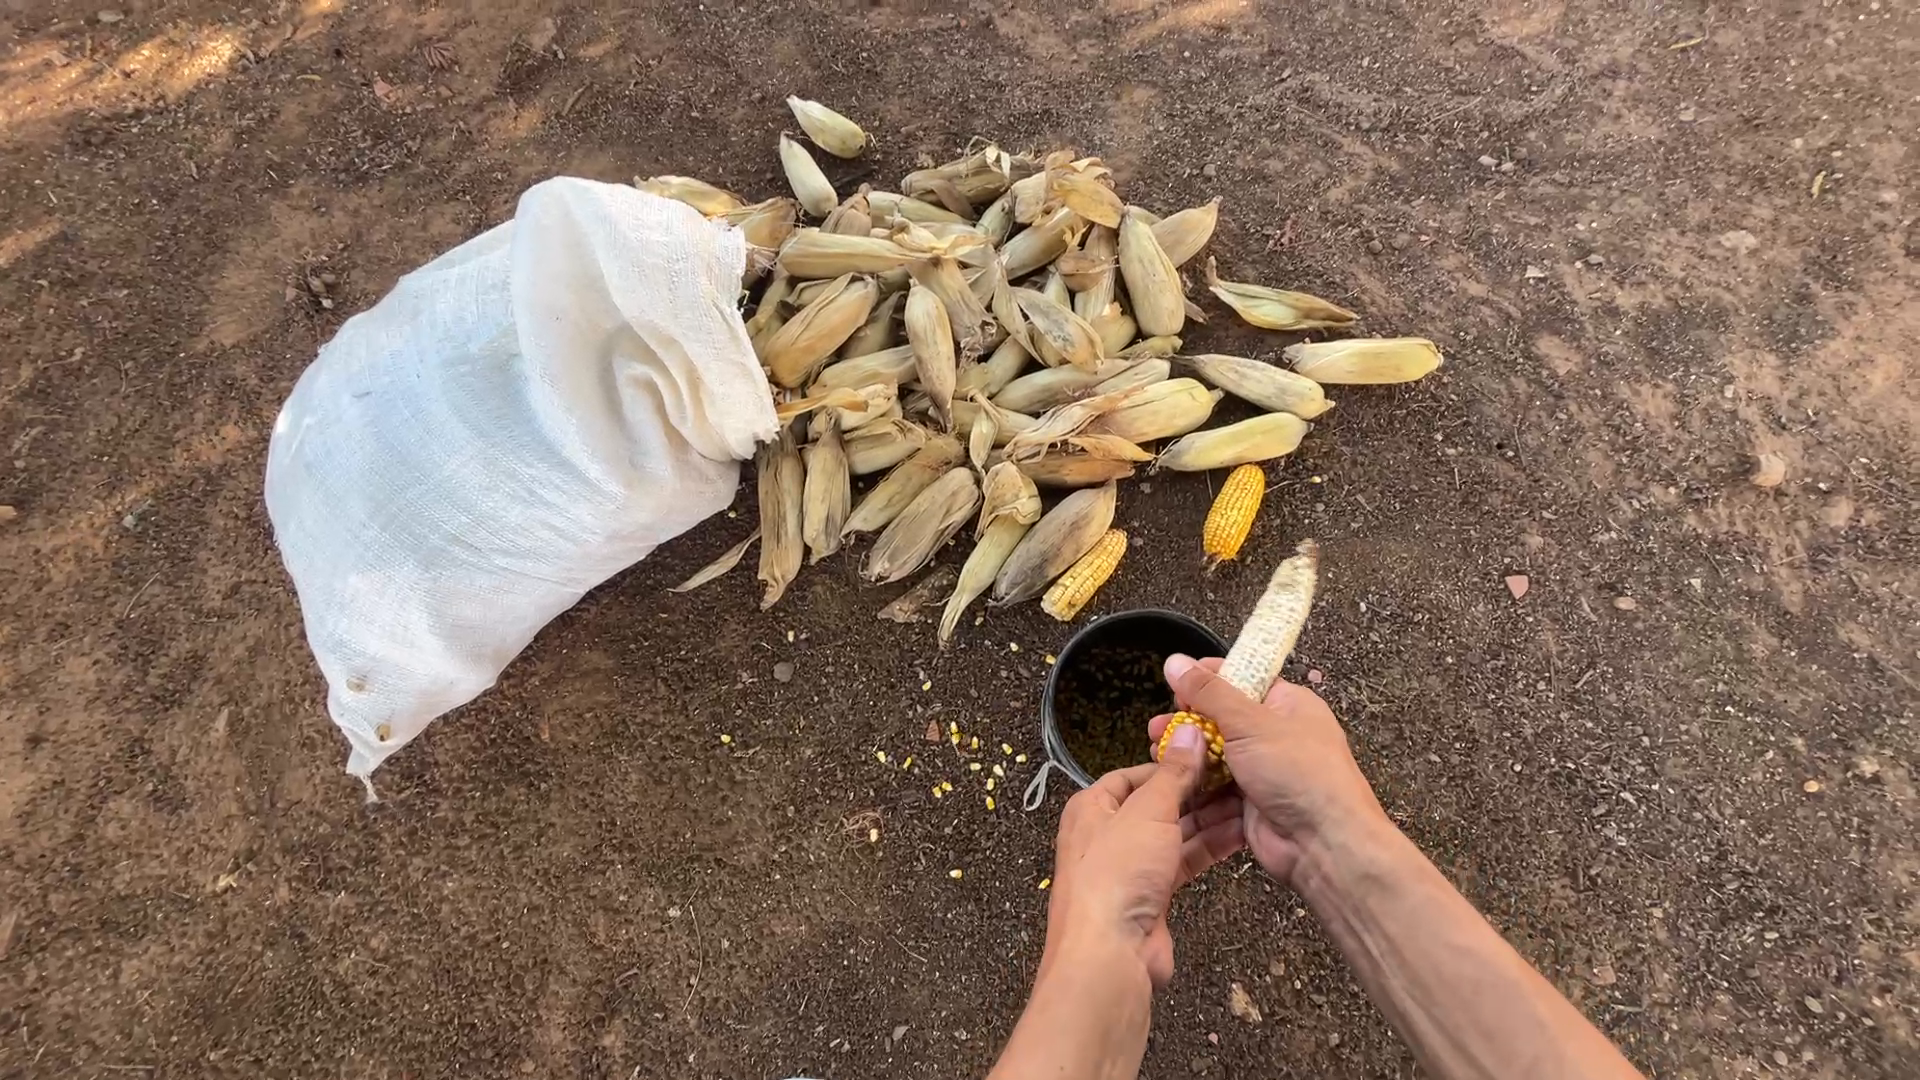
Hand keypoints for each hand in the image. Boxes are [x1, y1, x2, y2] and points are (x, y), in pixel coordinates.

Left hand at [1044, 725, 1244, 987]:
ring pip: (1173, 834)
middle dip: (1195, 793)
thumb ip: (1173, 774)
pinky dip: (1208, 849)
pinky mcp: (1151, 896)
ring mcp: (1129, 866)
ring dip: (1208, 821)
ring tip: (1248, 803)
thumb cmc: (1117, 871)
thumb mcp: (1148, 811)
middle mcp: (1106, 833)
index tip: (1204, 757)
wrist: (1109, 953)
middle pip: (1156, 804)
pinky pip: (1182, 862)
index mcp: (1092, 806)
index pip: (1131, 775)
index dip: (1167, 766)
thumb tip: (1188, 732)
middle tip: (1236, 779)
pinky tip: (1239, 836)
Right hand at [1148, 654, 1386, 885]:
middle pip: (1222, 715)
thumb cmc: (1299, 774)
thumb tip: (1175, 661)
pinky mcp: (1248, 798)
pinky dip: (1192, 776)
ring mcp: (1261, 767)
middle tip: (1158, 722)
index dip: (1208, 677)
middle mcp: (1275, 732)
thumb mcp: (1250, 723)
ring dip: (1186, 747)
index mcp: (1287, 704)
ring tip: (1154, 745)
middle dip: (1188, 717)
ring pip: (1214, 749)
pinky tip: (1167, 772)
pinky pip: (1214, 780)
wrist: (1325, 846)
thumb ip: (1209, 693)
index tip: (1176, 681)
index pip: (1242, 677)